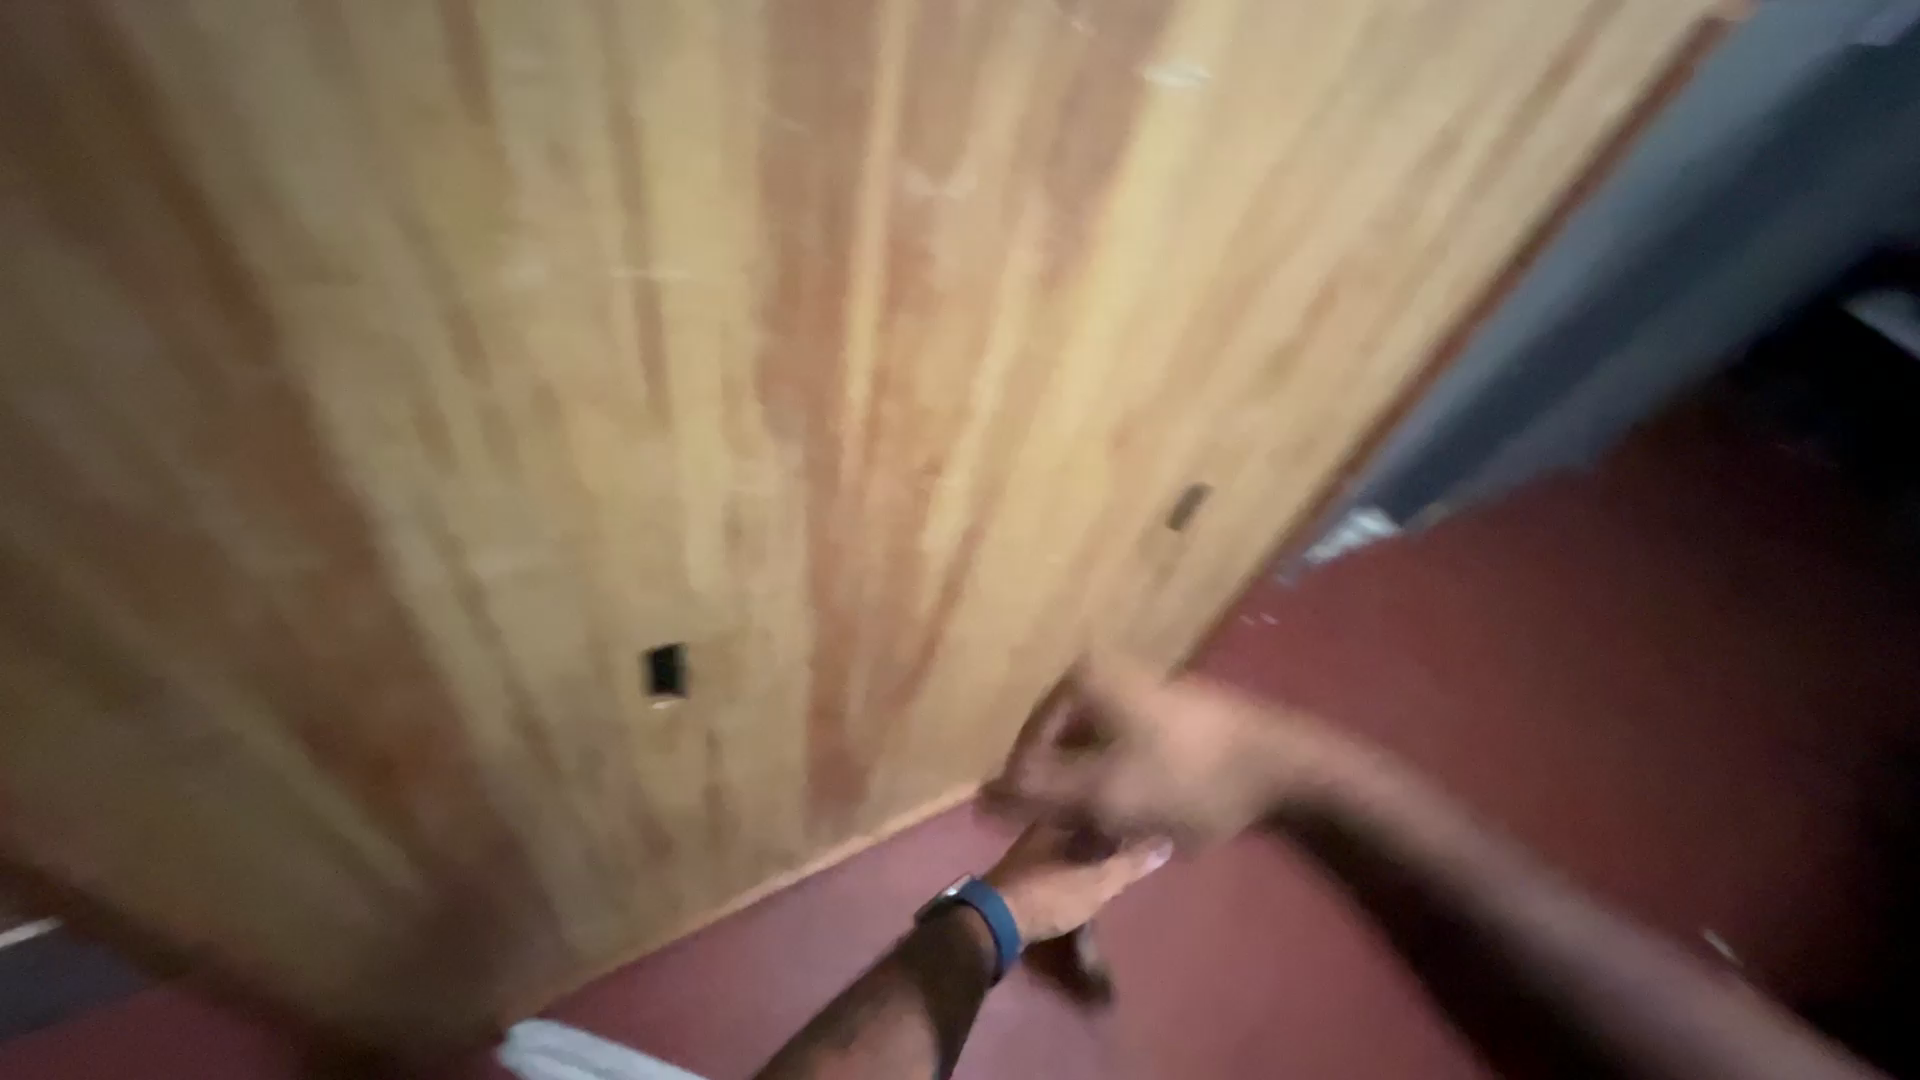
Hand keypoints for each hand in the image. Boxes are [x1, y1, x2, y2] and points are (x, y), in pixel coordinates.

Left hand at [983, 822, 1170, 943]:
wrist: (997, 918)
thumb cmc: (1050, 892)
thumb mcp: (1097, 881)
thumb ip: (1130, 862)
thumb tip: (1166, 842)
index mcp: (1062, 813)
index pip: (1098, 798)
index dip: (1122, 806)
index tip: (1144, 811)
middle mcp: (1047, 819)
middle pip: (1086, 815)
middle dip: (1109, 822)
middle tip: (1136, 831)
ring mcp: (1035, 841)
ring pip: (1074, 833)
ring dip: (1094, 840)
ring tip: (1120, 848)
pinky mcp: (1029, 862)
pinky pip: (1064, 848)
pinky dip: (1081, 854)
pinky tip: (1091, 864)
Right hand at [984, 655, 1340, 848]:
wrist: (1284, 766)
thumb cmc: (1184, 774)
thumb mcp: (1102, 793)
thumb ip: (1036, 794)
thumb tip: (977, 796)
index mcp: (1080, 681)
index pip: (1028, 748)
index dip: (1036, 797)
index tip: (1059, 837)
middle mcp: (1101, 675)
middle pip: (1062, 752)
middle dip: (1074, 800)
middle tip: (1098, 839)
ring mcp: (1135, 692)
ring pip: (1094, 758)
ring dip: (1102, 799)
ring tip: (1129, 833)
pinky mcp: (1163, 714)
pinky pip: (1124, 755)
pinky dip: (1129, 788)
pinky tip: (1154, 818)